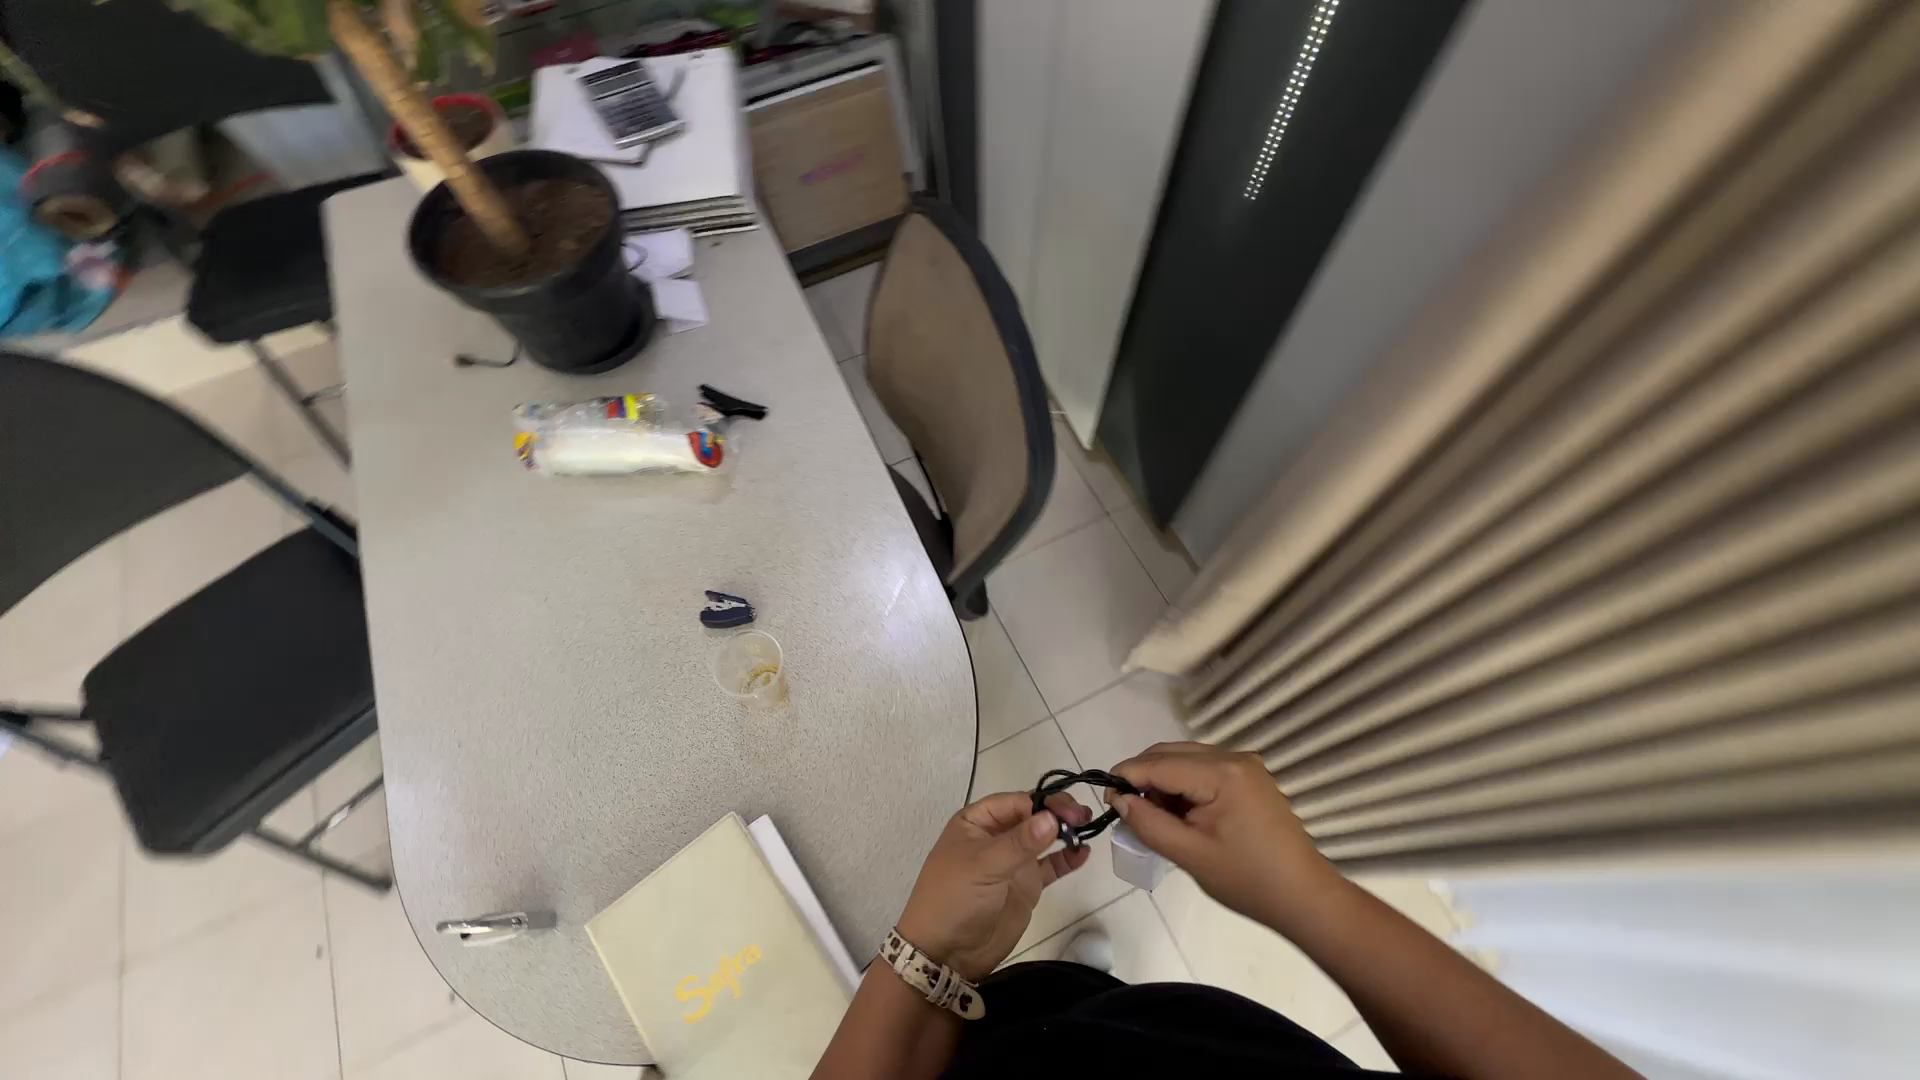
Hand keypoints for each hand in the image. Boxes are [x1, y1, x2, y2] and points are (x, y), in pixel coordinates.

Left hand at [895, 790, 1091, 980]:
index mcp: (976, 822)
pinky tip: (1083, 853)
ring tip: (1089, 826)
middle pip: (1031, 815)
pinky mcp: (1025, 886)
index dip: (1041, 802)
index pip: (1014, 802)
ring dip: (1064, 831)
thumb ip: (1020, 843)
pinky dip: (1066, 859)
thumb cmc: (956, 897)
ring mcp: (1012, 861)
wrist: (946, 953)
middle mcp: (996, 836)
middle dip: (1056, 812)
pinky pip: (1050, 866)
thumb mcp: (984, 865)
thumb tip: (1052, 818)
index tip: (1067, 810)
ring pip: (1043, 838)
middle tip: (1083, 815)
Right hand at [1107, 742, 1345, 932]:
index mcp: (1222, 772)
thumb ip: (1148, 823)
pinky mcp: (1249, 777)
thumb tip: (1118, 800)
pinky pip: (1202, 769)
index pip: (1159, 764)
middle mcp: (1233, 757)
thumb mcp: (1189, 855)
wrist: (1305, 899)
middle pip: (1170, 753)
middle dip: (1143, 777)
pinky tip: (1178, 813)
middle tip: (1126, 810)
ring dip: (1162, 781)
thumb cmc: (1248, 880)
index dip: (1126, 777)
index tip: (1106, 799)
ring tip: (1152, 816)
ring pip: (1184, 759)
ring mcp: (1244, 765)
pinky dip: (1182, 785)